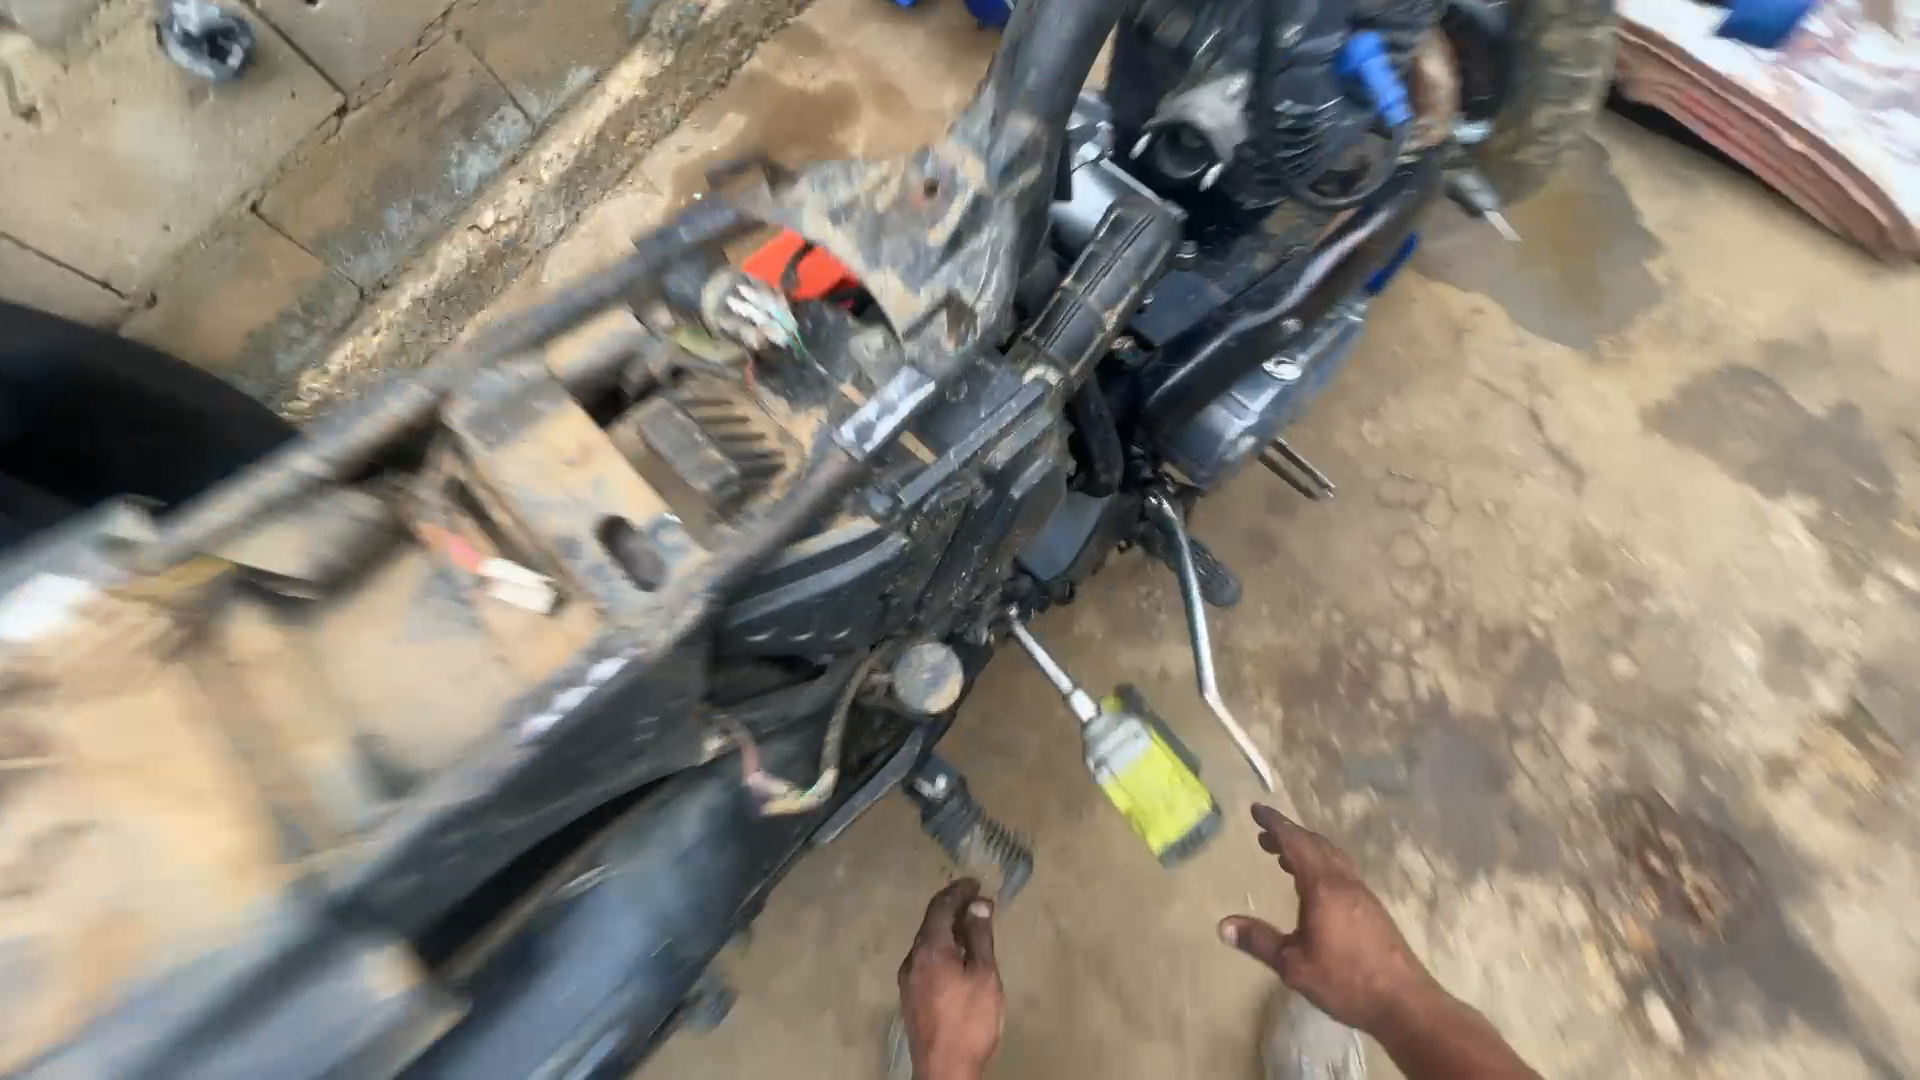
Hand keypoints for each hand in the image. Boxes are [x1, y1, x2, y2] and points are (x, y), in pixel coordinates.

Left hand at [899, 878, 1003, 1079]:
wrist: (944, 1072)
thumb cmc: (969, 1021)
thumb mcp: (983, 975)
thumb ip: (979, 937)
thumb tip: (978, 904)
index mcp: (930, 947)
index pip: (941, 905)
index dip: (958, 890)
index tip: (976, 883)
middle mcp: (913, 957)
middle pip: (931, 921)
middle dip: (954, 907)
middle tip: (978, 902)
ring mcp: (908, 978)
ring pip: (927, 940)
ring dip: (948, 928)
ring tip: (971, 927)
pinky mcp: (910, 997)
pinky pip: (925, 958)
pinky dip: (942, 946)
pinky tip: (957, 957)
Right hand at [1219, 804, 1438, 1033]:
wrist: (1407, 1006)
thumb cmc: (1347, 981)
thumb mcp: (1294, 966)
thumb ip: (1259, 941)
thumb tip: (1222, 926)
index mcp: (1323, 887)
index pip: (1295, 842)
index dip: (1274, 823)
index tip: (1256, 809)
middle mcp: (1344, 882)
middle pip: (1314, 843)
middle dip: (1288, 834)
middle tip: (1264, 834)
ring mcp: (1362, 894)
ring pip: (1332, 855)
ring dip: (1307, 847)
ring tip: (1284, 856)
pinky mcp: (1373, 909)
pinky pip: (1342, 869)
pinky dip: (1322, 862)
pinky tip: (1315, 884)